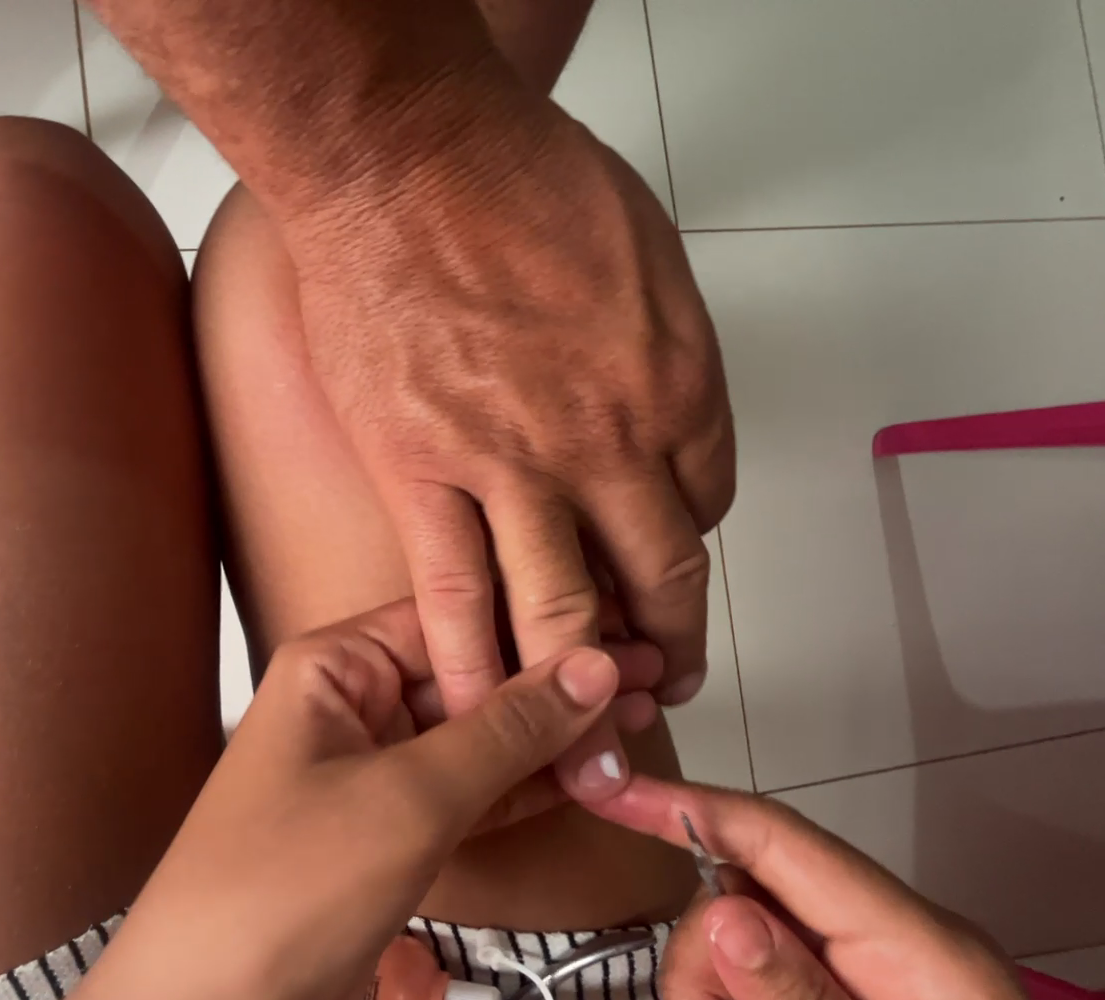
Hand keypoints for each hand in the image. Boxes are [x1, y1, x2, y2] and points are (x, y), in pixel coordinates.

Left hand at [2, 599, 659, 999]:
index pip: (452, 617)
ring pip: (478, 738)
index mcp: (335, 666)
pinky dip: (525, 786)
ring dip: (553, 734)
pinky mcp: (390, 828)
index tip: (618, 626)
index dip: (538, 623)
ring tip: (639, 715)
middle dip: (558, 681)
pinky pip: (469, 792)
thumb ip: (504, 731)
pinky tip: (585, 770)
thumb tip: (586, 670)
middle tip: (649, 673)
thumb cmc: (274, 890)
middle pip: (470, 677)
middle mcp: (352, 706)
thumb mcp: (406, 797)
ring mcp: (373, 769)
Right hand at [277, 109, 732, 801]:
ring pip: (560, 605)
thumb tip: (642, 416)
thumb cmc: (519, 181)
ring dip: (576, 680)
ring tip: (580, 733)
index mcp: (674, 382)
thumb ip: (660, 344)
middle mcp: (607, 442)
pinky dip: (470, 660)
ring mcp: (512, 466)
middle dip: (663, 648)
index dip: (679, 551)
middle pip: (655, 577)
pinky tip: (473, 708)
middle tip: (659, 689)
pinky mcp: (419, 475)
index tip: (657, 572)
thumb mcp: (641, 244)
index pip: (701, 504)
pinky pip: (454, 591)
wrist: (403, 161)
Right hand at [587, 777, 1078, 999]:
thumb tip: (723, 915)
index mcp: (921, 951)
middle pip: (741, 894)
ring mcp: (865, 966)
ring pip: (733, 936)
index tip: (607, 792)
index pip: (778, 839)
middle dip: (705, 968)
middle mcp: (887, 937)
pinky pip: (753, 978)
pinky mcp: (845, 997)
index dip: (686, 806)